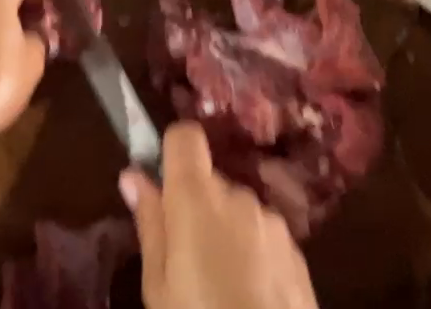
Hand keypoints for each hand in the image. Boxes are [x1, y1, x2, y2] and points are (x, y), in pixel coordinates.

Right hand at [122, 123, 318, 308]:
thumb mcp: (158, 283)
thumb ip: (149, 222)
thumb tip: (133, 176)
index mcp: (197, 197)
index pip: (185, 137)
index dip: (171, 151)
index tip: (161, 185)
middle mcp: (238, 196)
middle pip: (210, 180)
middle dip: (195, 206)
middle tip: (183, 256)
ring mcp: (272, 223)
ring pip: (237, 210)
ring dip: (225, 231)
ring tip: (218, 284)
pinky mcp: (297, 253)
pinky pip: (262, 236)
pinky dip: (252, 253)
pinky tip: (248, 296)